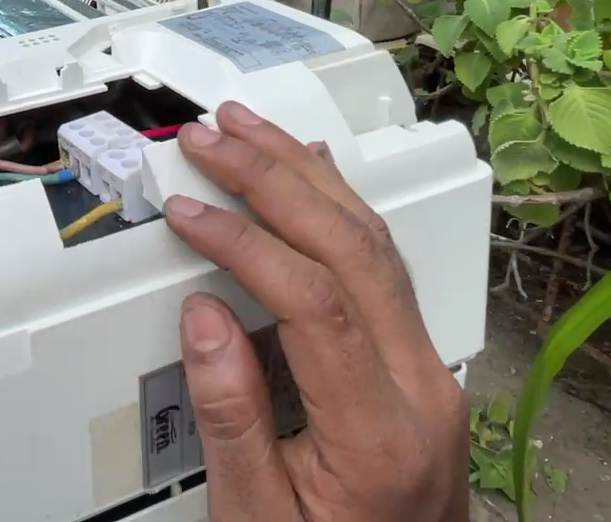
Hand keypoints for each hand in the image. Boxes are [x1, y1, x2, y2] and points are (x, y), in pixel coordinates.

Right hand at [165, 101, 469, 521]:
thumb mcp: (257, 518)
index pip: (313, 300)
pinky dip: (336, 196)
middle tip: (211, 138)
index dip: (242, 241)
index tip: (186, 210)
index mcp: (381, 433)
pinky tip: (311, 166)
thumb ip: (230, 418)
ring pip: (370, 237)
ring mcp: (423, 364)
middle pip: (350, 246)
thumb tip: (203, 316)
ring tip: (247, 127)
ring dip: (301, 171)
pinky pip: (379, 255)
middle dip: (271, 176)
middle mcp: (418, 386)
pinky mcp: (412, 353)